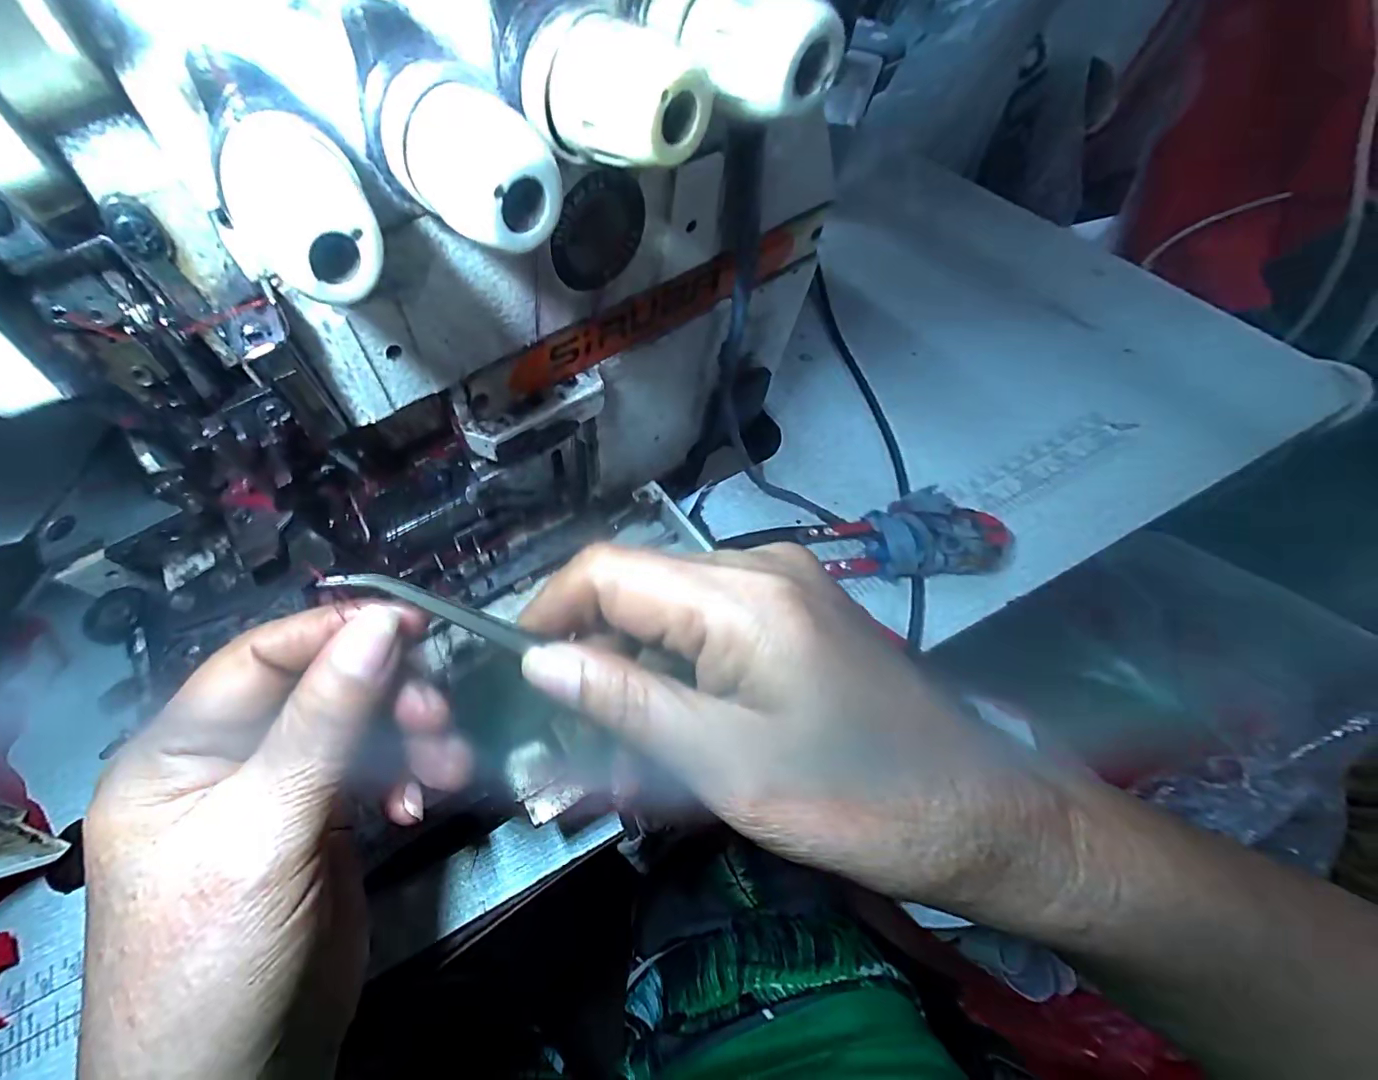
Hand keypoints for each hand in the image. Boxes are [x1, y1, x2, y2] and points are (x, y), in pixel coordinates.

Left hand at [79, 604, 468, 1079]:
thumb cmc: (212, 959)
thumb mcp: (261, 831)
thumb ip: (322, 724)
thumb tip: (377, 629)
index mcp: (176, 749)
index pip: (257, 659)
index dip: (329, 632)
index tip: (402, 622)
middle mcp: (224, 761)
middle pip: (311, 690)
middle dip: (378, 690)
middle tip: (435, 705)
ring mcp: (274, 794)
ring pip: (348, 732)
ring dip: (403, 736)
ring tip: (445, 758)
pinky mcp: (316, 827)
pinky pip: (367, 777)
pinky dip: (401, 779)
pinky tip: (418, 801)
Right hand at [515, 544, 1082, 919]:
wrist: (996, 822)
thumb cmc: (856, 801)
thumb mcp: (720, 761)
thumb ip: (622, 700)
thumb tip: (537, 660)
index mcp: (738, 596)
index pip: (605, 570)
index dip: (548, 609)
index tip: (520, 667)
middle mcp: (754, 566)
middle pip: (632, 583)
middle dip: (589, 645)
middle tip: (572, 719)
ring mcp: (778, 582)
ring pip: (662, 604)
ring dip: (629, 661)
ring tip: (623, 734)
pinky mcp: (790, 607)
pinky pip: (700, 619)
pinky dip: (669, 662)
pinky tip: (674, 716)